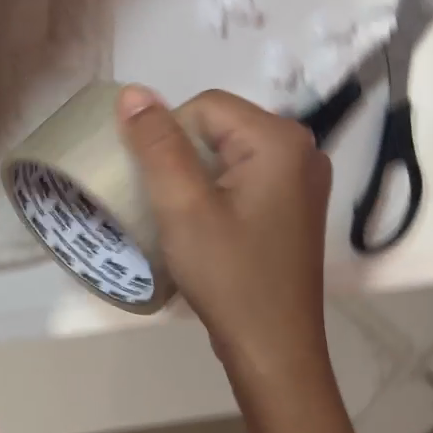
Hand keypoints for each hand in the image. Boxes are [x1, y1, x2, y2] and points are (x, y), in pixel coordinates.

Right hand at [117, 86, 332, 390]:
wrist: (270, 339)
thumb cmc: (226, 271)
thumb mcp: (181, 207)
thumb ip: (157, 146)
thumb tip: (132, 93)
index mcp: (277, 140)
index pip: (203, 105)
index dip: (166, 138)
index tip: (154, 186)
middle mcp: (299, 149)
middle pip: (216, 126)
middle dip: (178, 156)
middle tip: (161, 203)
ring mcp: (300, 179)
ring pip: (225, 153)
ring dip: (190, 176)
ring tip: (176, 217)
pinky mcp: (291, 205)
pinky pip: (240, 177)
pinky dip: (211, 192)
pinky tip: (202, 227)